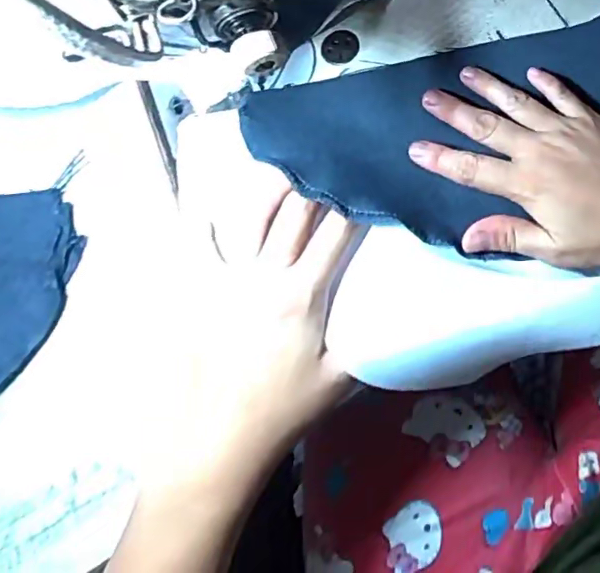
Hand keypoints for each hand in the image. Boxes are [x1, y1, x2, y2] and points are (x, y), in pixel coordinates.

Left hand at [154, 113, 364, 482]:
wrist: (215, 444)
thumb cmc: (284, 410)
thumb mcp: (340, 378)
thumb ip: (369, 339)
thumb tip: (400, 312)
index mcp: (303, 295)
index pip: (336, 233)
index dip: (354, 201)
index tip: (367, 177)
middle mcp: (266, 277)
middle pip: (295, 213)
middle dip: (317, 180)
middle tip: (332, 155)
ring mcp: (228, 282)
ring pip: (251, 218)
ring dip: (271, 187)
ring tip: (286, 162)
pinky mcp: (201, 294)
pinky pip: (199, 250)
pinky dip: (204, 226)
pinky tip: (208, 208)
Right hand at [407, 66, 599, 266]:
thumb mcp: (555, 249)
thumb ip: (509, 236)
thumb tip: (466, 237)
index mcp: (525, 184)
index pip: (472, 170)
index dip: (442, 158)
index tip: (416, 146)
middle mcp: (537, 149)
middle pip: (488, 126)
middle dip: (455, 111)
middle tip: (430, 96)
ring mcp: (563, 129)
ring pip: (518, 103)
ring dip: (491, 87)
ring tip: (467, 72)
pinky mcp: (588, 119)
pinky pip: (562, 95)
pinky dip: (547, 82)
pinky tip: (532, 72)